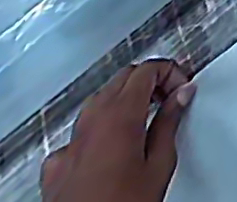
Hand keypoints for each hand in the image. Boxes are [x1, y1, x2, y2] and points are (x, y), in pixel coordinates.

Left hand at [42, 60, 195, 201]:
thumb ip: (169, 122)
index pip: (147, 69)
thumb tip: (180, 96)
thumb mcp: (159, 165)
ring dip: (123, 100)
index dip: (170, 72)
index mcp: (120, 114)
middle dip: (149, 80)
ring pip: (99, 100)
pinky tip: (106, 150)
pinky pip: (77, 134)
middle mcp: (92, 120)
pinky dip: (96, 132)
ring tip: (144, 121)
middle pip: (123, 77)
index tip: (181, 88)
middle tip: (169, 98)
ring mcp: (70, 143)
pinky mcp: (56, 167)